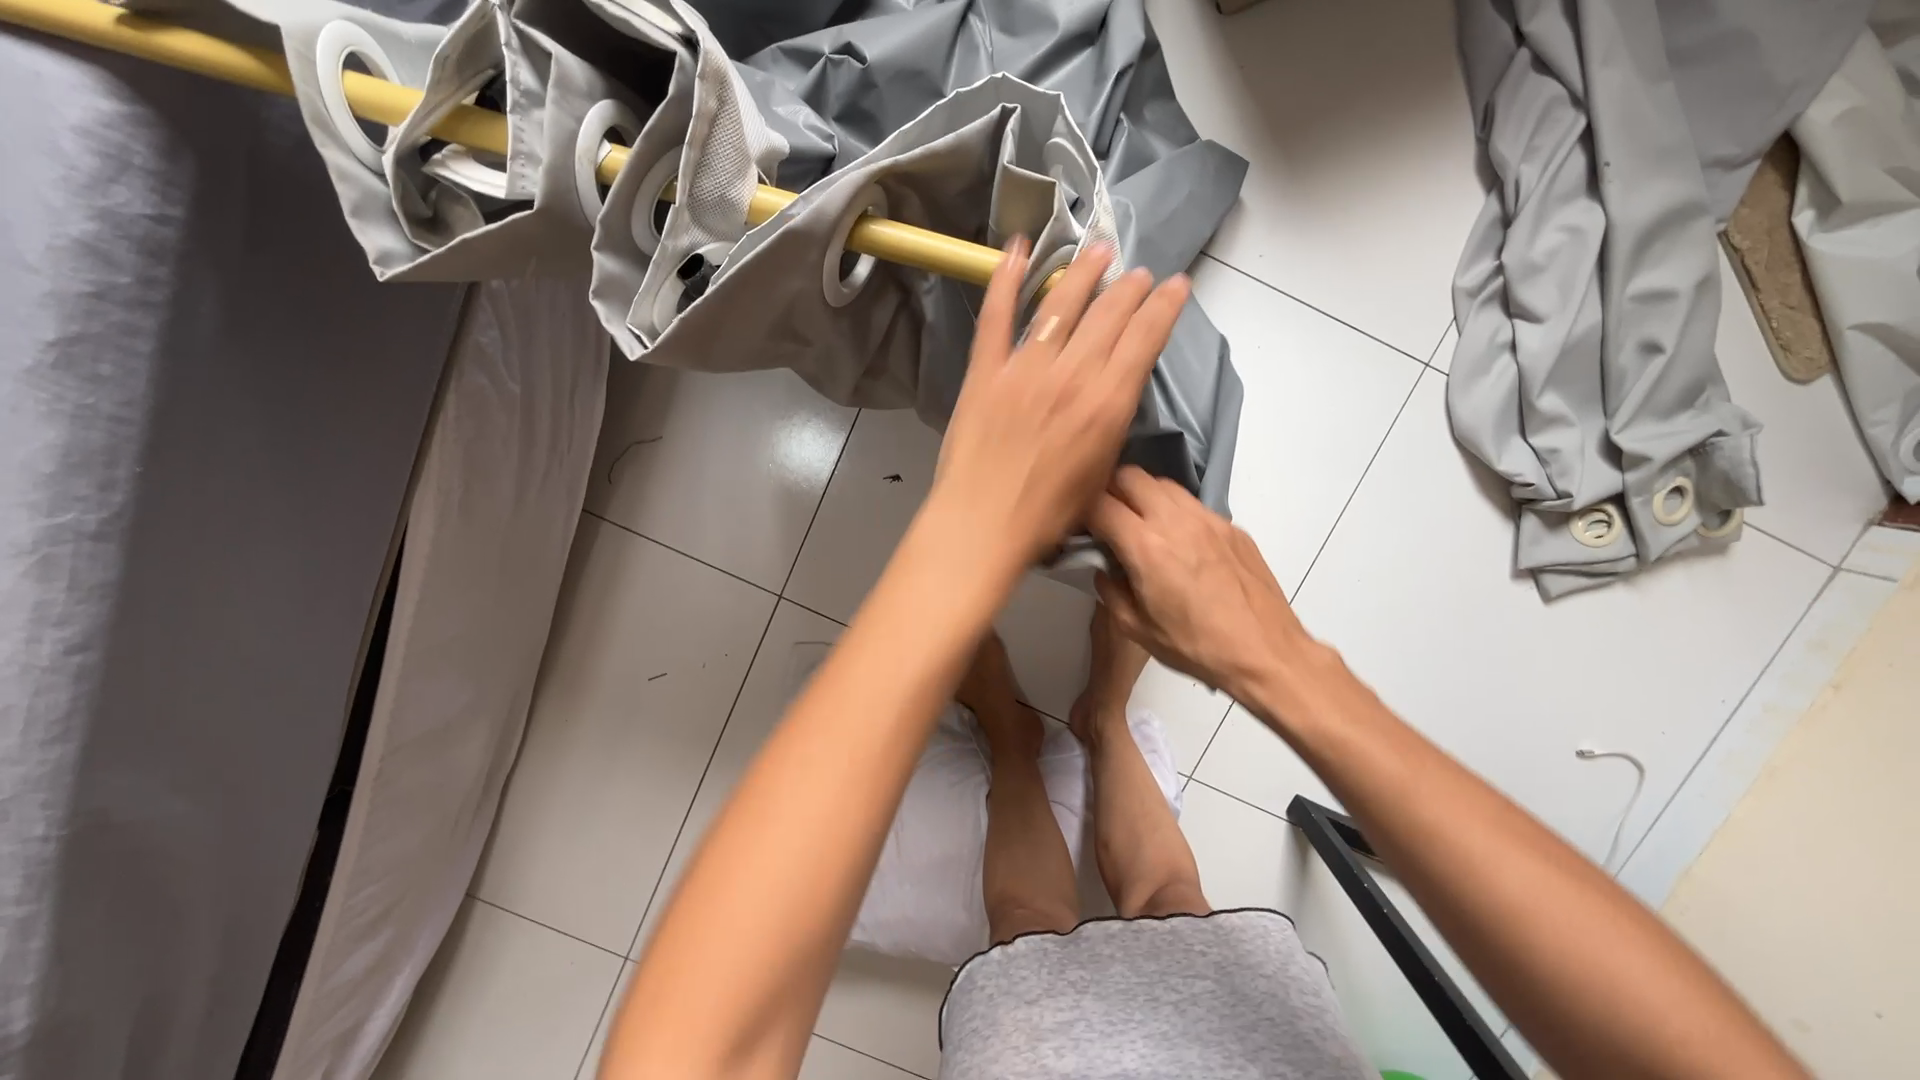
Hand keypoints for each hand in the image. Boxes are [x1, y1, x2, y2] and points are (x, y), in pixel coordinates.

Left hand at [928, 239, 1190, 571]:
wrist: (983, 524)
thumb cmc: (1046, 515)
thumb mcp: (1100, 474)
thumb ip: (1110, 428)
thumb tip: (1111, 398)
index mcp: (1107, 403)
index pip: (1145, 339)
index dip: (1164, 306)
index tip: (1176, 285)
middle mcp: (1072, 375)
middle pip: (1109, 315)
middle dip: (1130, 287)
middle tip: (1138, 273)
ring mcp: (1025, 368)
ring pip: (1061, 304)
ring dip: (1084, 272)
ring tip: (1099, 251)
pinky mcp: (985, 371)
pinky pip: (997, 315)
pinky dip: (1006, 278)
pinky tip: (1017, 248)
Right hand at [1088, 466, 1314, 702]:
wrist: (1265, 652)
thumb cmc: (1196, 647)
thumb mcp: (1136, 629)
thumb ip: (1110, 590)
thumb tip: (1103, 567)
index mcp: (1145, 547)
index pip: (1099, 503)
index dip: (1081, 510)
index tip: (1078, 525)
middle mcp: (1175, 521)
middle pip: (1130, 476)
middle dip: (1109, 490)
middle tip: (1105, 516)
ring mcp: (1207, 519)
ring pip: (1163, 483)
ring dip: (1142, 495)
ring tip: (1139, 522)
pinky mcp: (1230, 526)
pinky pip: (1192, 503)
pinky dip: (1174, 510)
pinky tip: (1177, 540)